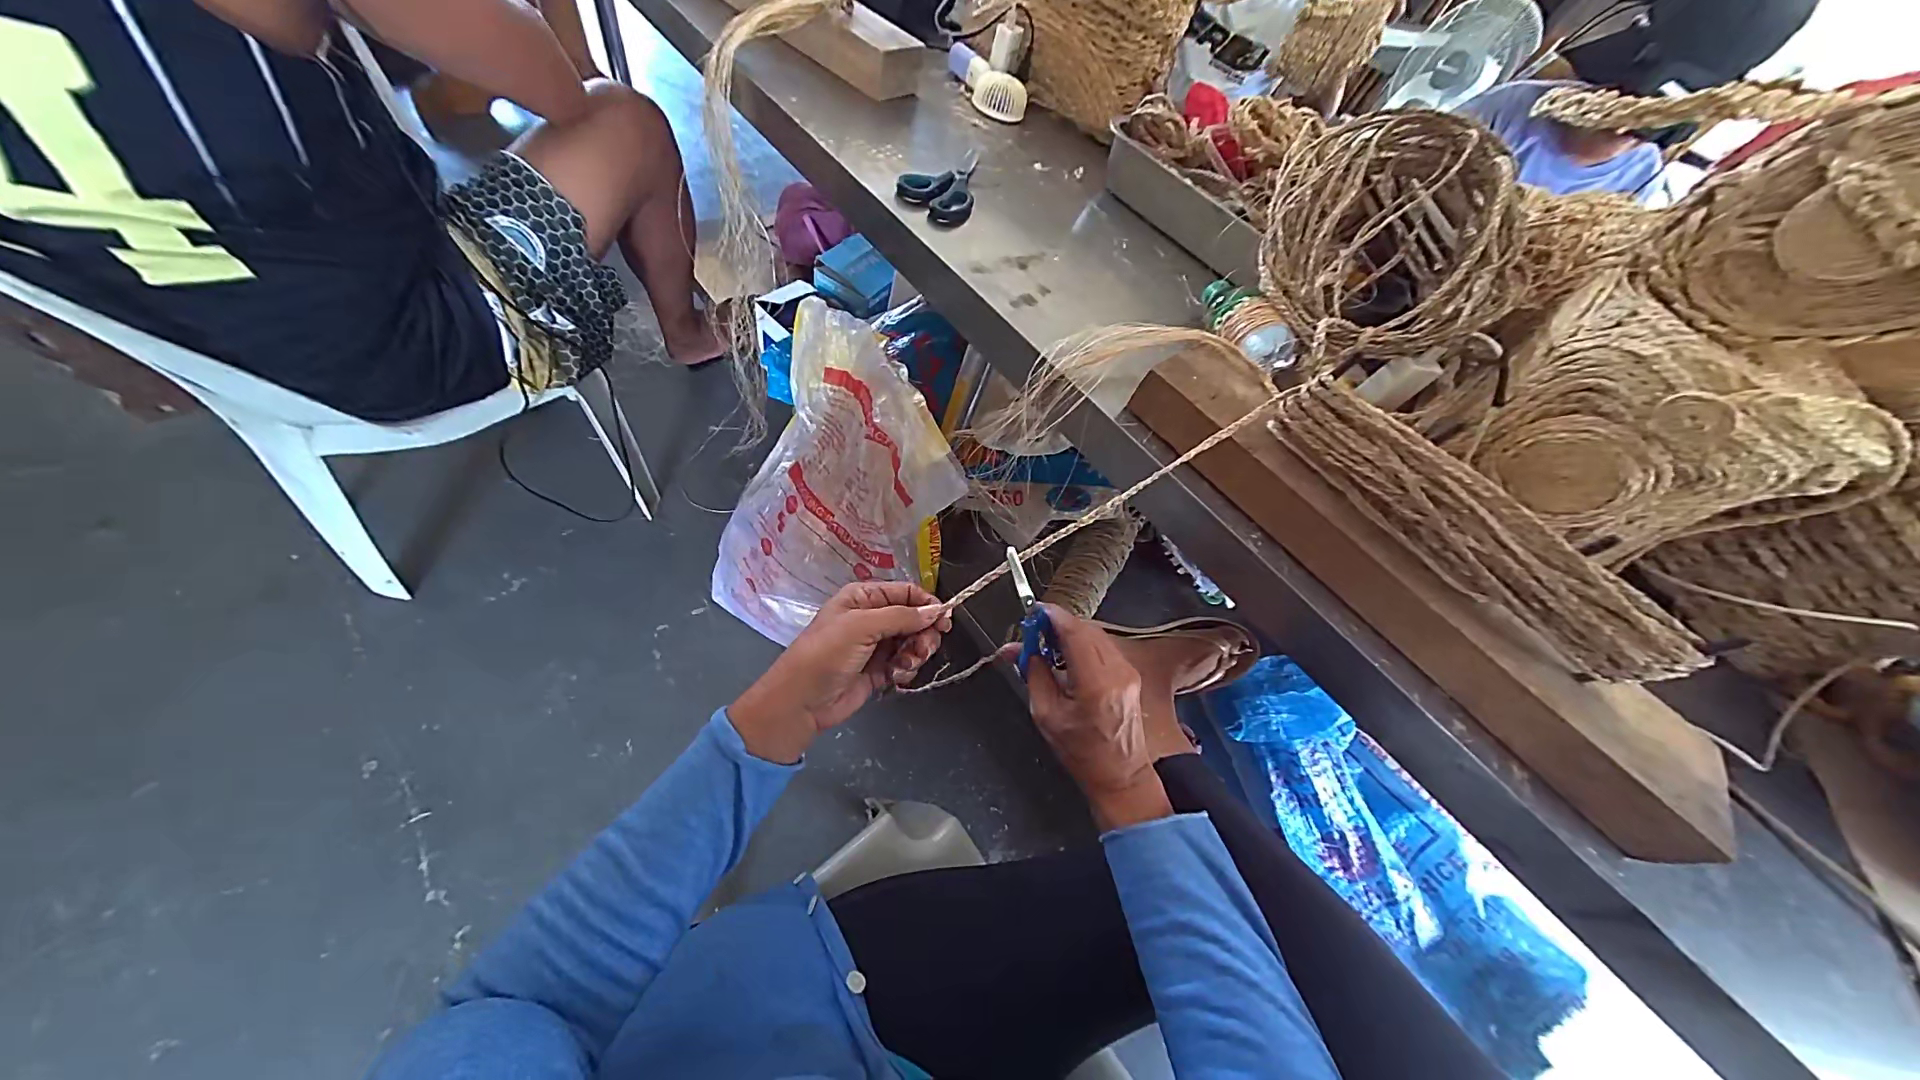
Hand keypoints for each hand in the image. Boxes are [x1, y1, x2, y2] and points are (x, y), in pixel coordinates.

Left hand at [729, 582, 951, 763]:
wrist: (801, 702)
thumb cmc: (824, 656)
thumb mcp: (861, 626)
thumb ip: (901, 616)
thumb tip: (936, 610)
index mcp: (862, 598)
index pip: (905, 592)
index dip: (927, 604)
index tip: (944, 620)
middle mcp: (870, 618)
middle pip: (914, 618)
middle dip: (924, 633)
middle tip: (924, 648)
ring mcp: (875, 645)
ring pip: (913, 642)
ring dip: (916, 653)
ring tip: (906, 664)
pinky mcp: (879, 670)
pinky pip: (905, 663)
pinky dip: (907, 669)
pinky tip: (896, 677)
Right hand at [1017, 606, 1173, 830]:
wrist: (1120, 775)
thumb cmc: (1083, 753)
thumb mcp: (1046, 715)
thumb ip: (1033, 674)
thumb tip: (1020, 650)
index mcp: (1096, 683)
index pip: (1074, 632)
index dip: (1052, 616)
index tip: (1033, 612)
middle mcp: (1117, 672)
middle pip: (1085, 628)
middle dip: (1057, 624)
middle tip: (1033, 632)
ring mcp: (1127, 672)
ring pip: (1095, 635)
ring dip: (1070, 634)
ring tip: (1047, 647)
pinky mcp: (1130, 675)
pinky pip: (1104, 647)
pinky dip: (1083, 644)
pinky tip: (1066, 657)